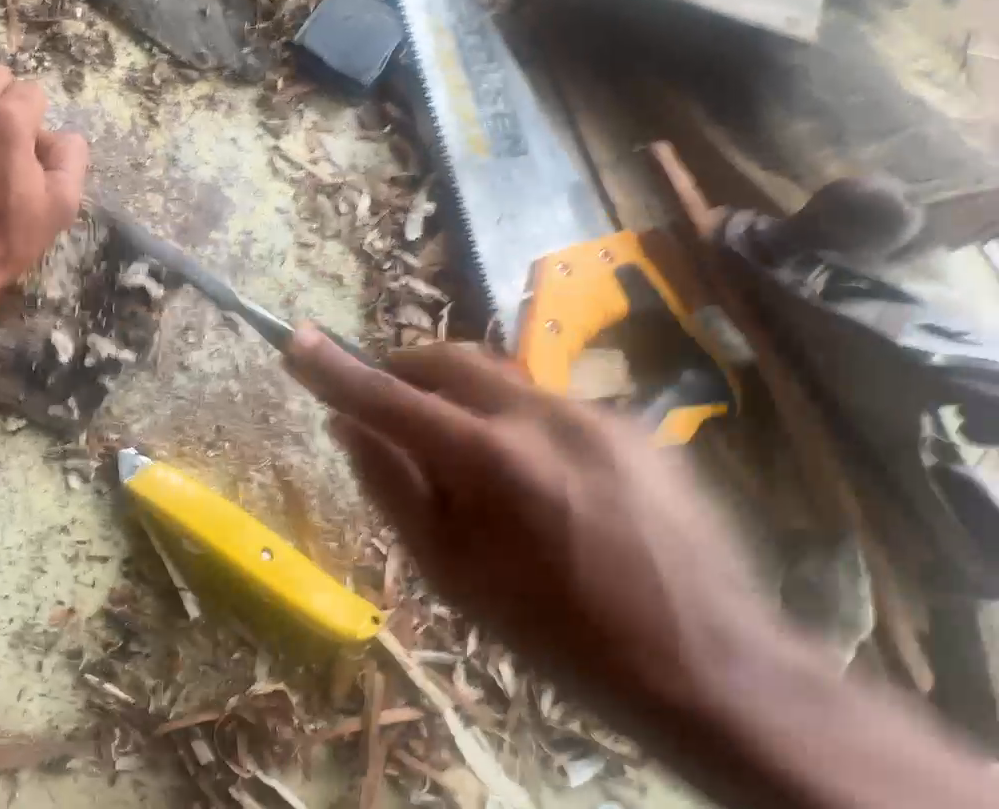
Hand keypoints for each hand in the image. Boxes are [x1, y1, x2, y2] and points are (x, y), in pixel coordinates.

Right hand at [287, 330, 775, 714]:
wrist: (714, 669)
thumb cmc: (556, 634)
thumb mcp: (450, 572)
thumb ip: (391, 486)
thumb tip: (345, 425)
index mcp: (489, 459)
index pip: (388, 397)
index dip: (334, 369)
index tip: (296, 340)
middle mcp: (542, 416)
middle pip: (446, 361)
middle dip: (402, 372)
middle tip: (386, 412)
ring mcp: (596, 416)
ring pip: (499, 381)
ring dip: (461, 402)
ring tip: (470, 462)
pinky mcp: (636, 428)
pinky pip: (549, 407)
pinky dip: (516, 425)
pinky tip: (540, 484)